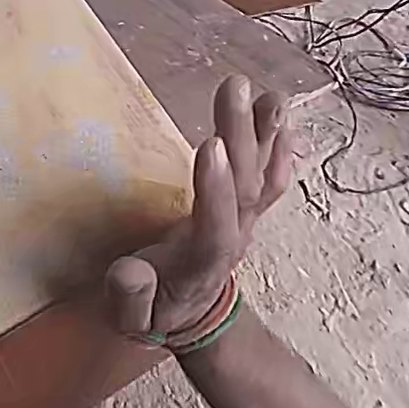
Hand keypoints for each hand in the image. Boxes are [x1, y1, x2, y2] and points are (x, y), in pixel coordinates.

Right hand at [105, 75, 293, 338]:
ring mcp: (245, 222)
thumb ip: (130, 300)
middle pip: (244, 188)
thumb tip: (129, 271)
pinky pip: (271, 178)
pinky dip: (279, 147)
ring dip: (267, 134)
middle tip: (233, 87)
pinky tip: (280, 117)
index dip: (214, 188)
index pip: (216, 225)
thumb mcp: (132, 320)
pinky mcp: (247, 210)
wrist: (195, 317)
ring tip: (271, 94)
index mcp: (202, 263)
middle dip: (241, 137)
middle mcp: (234, 238)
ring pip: (261, 177)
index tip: (208, 144)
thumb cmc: (157, 313)